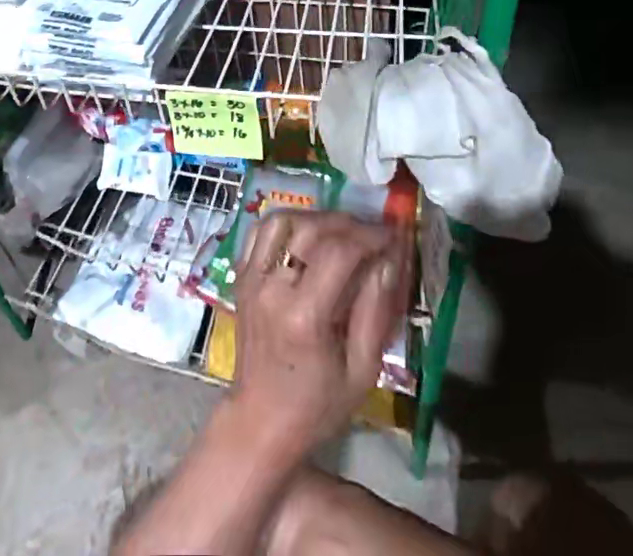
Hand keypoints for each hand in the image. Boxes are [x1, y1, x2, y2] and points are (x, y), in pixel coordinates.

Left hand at [228, 211, 405, 455]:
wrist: (262, 415)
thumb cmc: (318, 402)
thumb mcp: (363, 368)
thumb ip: (375, 309)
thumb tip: (388, 260)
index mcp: (304, 315)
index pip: (338, 253)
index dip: (370, 237)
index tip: (393, 236)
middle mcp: (271, 288)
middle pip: (308, 230)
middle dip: (347, 223)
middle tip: (372, 232)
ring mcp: (250, 278)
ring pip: (279, 222)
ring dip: (314, 217)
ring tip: (342, 230)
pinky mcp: (239, 276)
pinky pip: (259, 233)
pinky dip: (285, 224)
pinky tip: (307, 235)